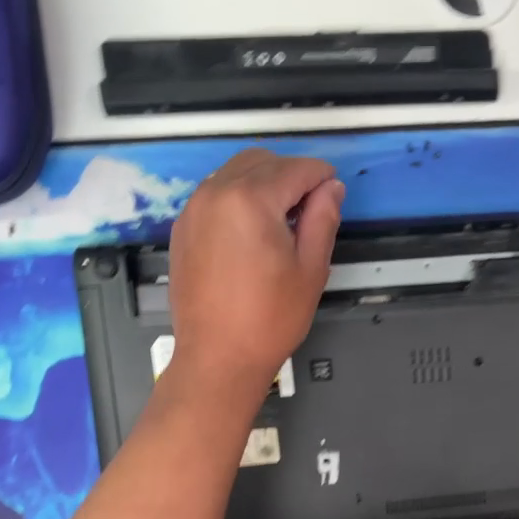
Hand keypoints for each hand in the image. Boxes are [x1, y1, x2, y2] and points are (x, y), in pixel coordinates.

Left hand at [164, 149, 345, 392]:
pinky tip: (253, 230)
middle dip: (291, 174)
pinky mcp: (183, 228)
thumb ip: (323, 218)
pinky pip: (215, 194)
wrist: (218, 357)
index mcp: (251, 200)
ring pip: (235, 172)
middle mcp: (216, 193)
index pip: (295, 169)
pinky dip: (238, 197)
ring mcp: (194, 209)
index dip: (321, 176)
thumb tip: (331, 188)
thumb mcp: (311, 269)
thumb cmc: (269, 319)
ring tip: (284, 219)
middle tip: (312, 205)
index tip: (335, 189)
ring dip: (263, 182)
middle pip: (261, 161)